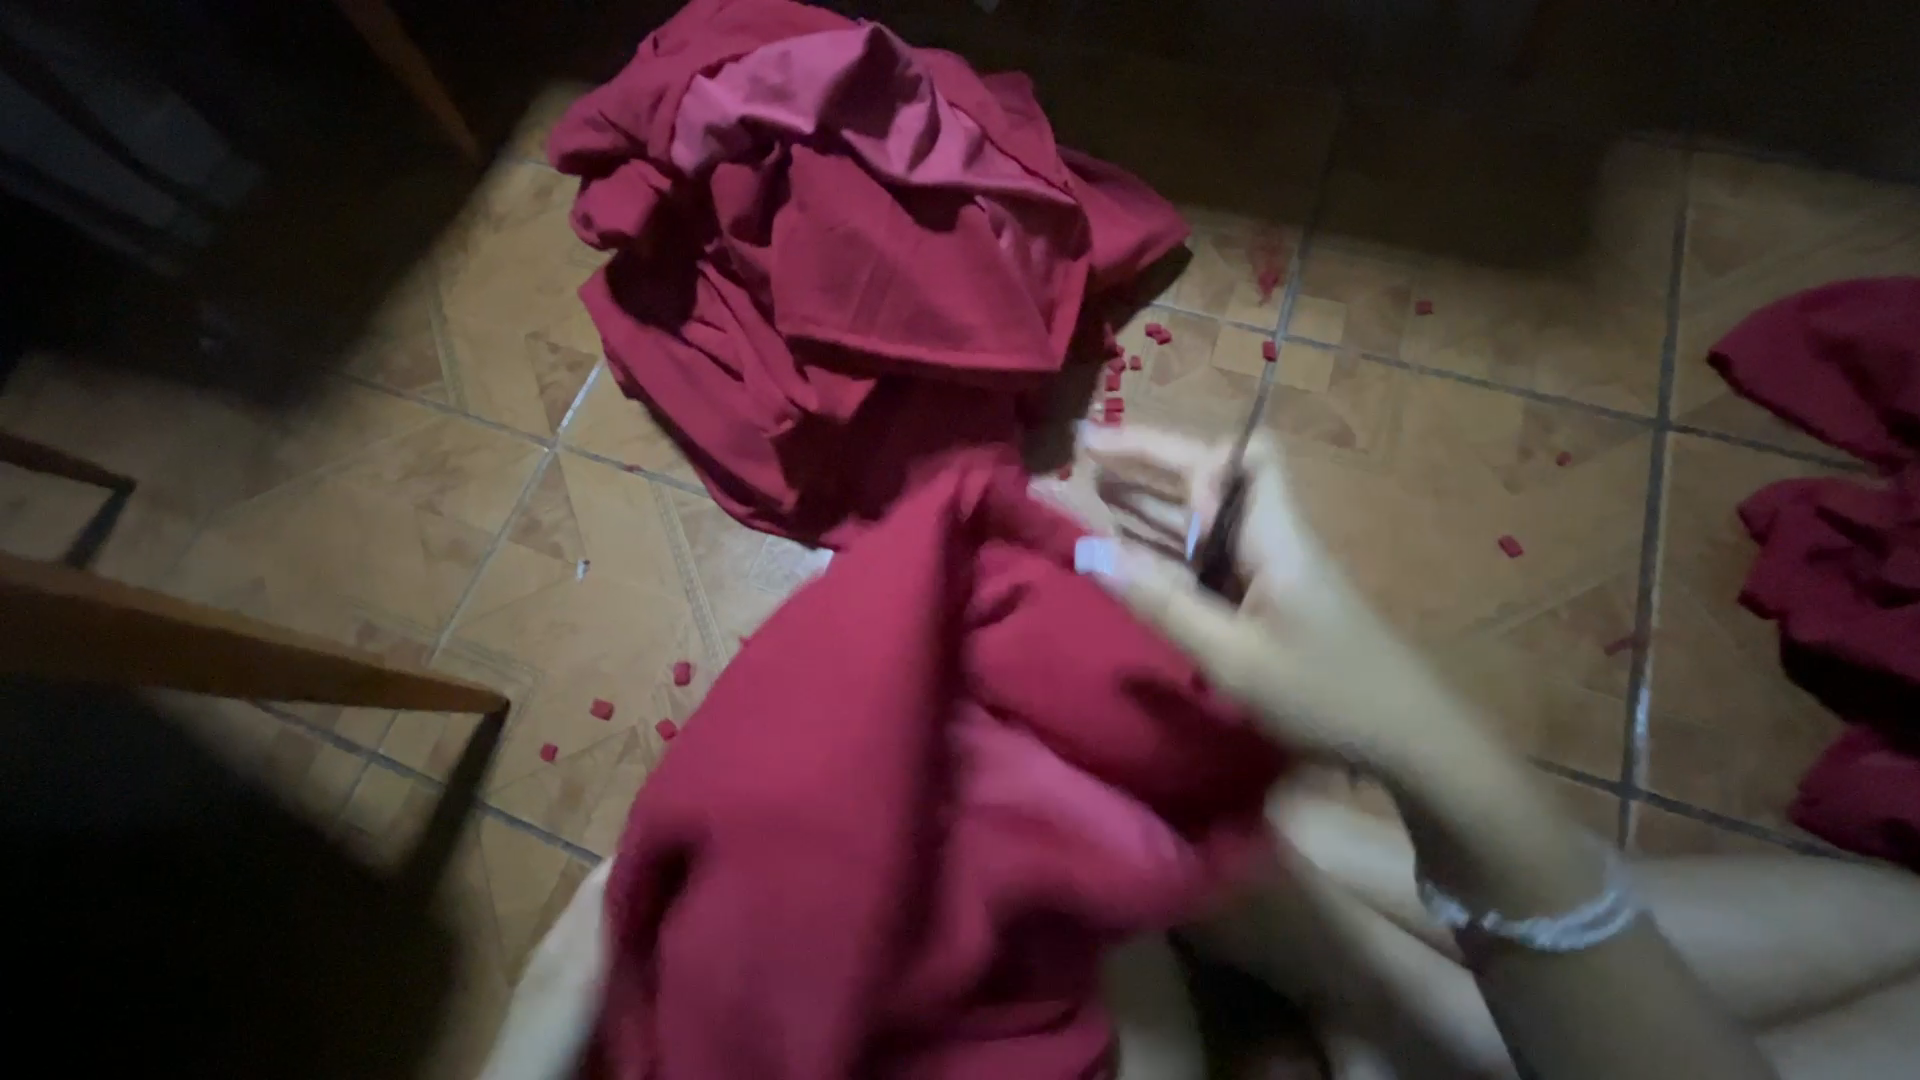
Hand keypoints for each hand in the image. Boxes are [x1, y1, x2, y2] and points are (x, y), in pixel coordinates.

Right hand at [1076, 423, 1491, 780]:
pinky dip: (1168, 547)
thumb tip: (1088, 552)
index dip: (1183, 452)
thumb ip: (1160, 603)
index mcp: (1274, 536)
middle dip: (1149, 459)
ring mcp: (1269, 568)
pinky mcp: (1266, 597)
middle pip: (1212, 478)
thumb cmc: (1326, 695)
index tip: (1127, 464)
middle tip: (1088, 449)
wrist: (1409, 741)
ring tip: (1096, 485)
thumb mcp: (1233, 658)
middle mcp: (1271, 538)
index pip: (1242, 457)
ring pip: (1206, 518)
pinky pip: (1209, 557)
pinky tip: (1132, 546)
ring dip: (1153, 499)